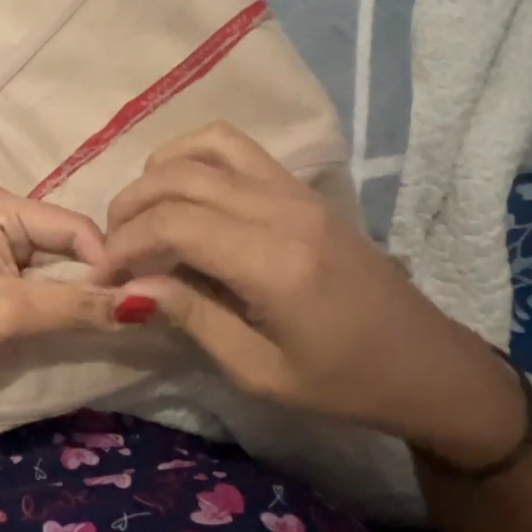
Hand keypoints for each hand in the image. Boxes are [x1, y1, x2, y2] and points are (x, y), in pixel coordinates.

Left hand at [0, 185, 142, 441]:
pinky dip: (63, 300)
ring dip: (82, 291)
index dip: (108, 263)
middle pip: (70, 242)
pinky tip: (82, 319)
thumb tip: (150, 303)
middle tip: (130, 314)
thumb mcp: (15, 313)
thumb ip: (80, 305)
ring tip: (110, 319)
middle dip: (97, 277)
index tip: (133, 304)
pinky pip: (43, 279)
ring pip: (60, 264)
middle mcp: (0, 212)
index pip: (76, 227)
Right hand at [92, 123, 526, 466]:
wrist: (426, 366)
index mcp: (275, 262)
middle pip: (178, 178)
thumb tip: (126, 286)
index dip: (124, 245)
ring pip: (203, 148)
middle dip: (129, 210)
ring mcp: (296, 190)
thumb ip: (189, 317)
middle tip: (113, 253)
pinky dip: (191, 158)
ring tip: (140, 220)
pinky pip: (234, 147)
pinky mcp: (302, 188)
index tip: (104, 278)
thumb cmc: (343, 383)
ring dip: (156, 176)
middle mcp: (284, 210)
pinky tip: (179, 195)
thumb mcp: (257, 371)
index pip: (173, 223)